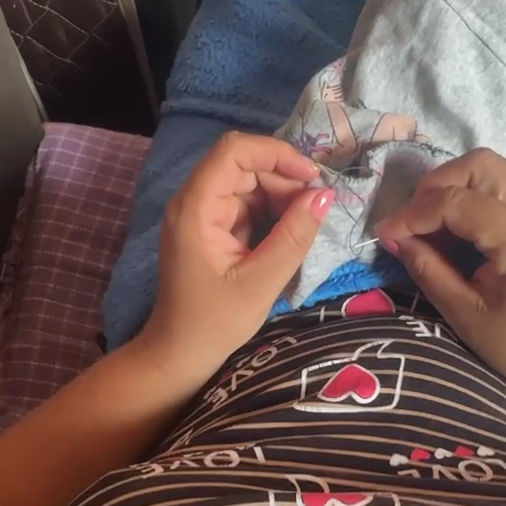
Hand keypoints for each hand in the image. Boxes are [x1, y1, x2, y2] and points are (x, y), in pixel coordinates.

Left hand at [138, 132, 333, 383]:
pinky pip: (244, 203)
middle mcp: (193, 201)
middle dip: (283, 177)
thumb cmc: (215, 323)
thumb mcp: (261, 282)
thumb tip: (325, 195)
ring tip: (306, 222)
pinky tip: (290, 230)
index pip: (234, 152)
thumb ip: (294, 237)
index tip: (312, 177)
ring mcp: (201, 214)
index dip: (276, 153)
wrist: (180, 353)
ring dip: (280, 194)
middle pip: (242, 164)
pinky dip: (271, 210)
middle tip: (315, 207)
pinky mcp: (211, 228)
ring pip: (247, 182)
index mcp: (196, 209)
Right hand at [373, 149, 505, 417]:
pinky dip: (476, 201)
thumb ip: (428, 269)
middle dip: (436, 187)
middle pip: (479, 165)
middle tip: (412, 224)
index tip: (384, 236)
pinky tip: (458, 236)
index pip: (454, 201)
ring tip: (431, 231)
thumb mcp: (466, 314)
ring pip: (494, 172)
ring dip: (456, 191)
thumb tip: (394, 239)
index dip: (412, 215)